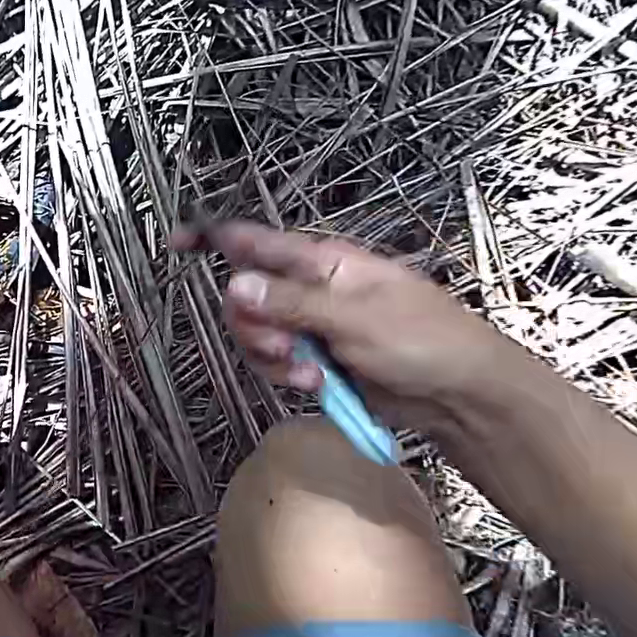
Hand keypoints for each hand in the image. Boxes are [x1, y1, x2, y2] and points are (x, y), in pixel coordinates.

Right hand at [177, 221, 524, 428]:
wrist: (460, 397)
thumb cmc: (423, 341)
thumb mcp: (355, 317)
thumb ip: (291, 302)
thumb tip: (233, 284)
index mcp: (321, 262)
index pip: (255, 241)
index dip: (212, 238)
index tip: (176, 243)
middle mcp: (307, 288)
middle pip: (245, 297)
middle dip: (255, 326)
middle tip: (284, 346)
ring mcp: (308, 323)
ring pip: (255, 332)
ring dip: (271, 355)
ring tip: (308, 371)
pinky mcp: (311, 356)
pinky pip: (273, 359)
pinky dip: (285, 373)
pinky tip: (315, 382)